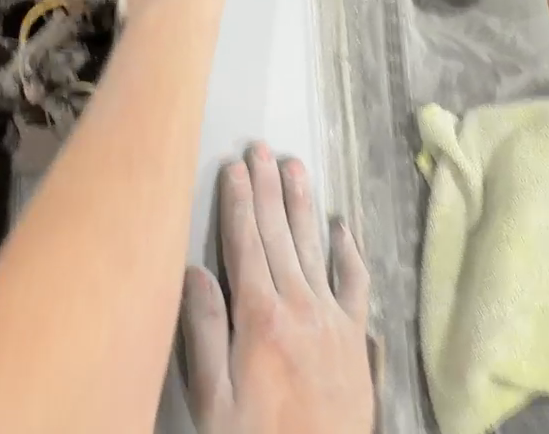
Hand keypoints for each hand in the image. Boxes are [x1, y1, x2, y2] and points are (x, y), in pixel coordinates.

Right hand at [181, 144, 373, 433]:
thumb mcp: (214, 400)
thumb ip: (203, 333)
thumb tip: (193, 271)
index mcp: (259, 317)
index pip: (245, 242)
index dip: (238, 201)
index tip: (234, 166)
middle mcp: (298, 305)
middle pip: (278, 232)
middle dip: (267, 186)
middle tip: (261, 149)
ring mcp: (331, 317)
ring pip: (313, 245)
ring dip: (302, 202)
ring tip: (295, 165)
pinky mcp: (355, 335)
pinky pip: (355, 282)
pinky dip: (349, 250)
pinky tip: (341, 225)